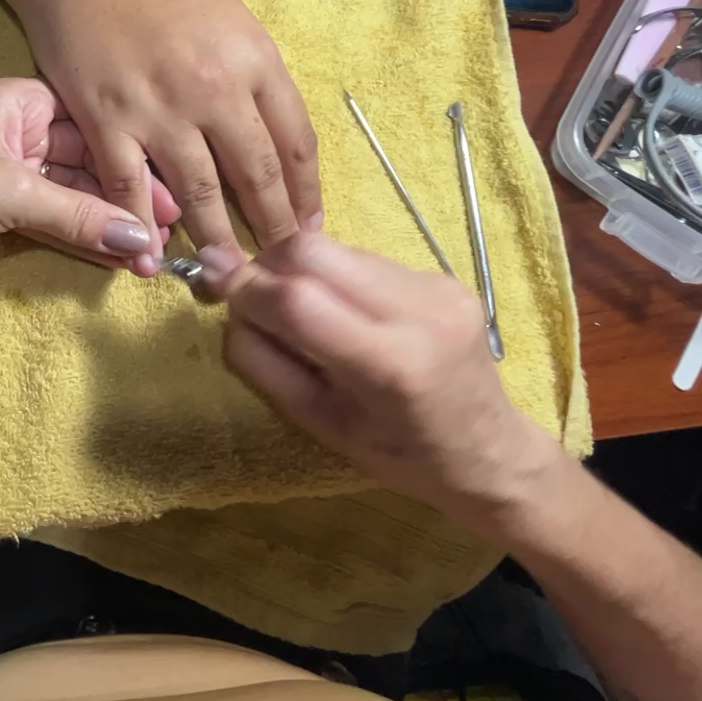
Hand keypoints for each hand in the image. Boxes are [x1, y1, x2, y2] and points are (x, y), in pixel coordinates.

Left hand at [0, 78, 181, 299]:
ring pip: (72, 194)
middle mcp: (18, 130)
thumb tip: (141, 240)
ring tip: (149, 255)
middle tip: (169, 234)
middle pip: (88, 162)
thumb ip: (76, 215)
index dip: (134, 159)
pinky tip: (113, 255)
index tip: (172, 197)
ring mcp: (9, 170)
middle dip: (126, 199)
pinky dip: (80, 236)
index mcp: (17, 102)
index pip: (93, 124)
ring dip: (107, 224)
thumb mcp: (6, 192)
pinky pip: (52, 217)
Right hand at [14, 0, 321, 267]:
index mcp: (253, 59)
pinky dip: (142, 227)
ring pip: (199, 193)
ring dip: (217, 239)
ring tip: (228, 272)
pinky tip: (152, 255)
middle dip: (272, 230)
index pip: (295, 144)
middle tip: (279, 267)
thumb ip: (252, 75)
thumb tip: (265, 132)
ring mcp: (158, 110)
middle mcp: (214, 90)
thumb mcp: (229, 17)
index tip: (309, 227)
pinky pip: (130, 189)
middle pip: (256, 176)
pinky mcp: (106, 123)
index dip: (306, 194)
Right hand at [201, 236, 565, 534]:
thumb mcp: (314, 422)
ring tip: (299, 309)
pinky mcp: (441, 273)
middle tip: (253, 296)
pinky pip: (358, 256)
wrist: (491, 453)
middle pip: (311, 251)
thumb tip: (226, 300)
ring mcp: (436, 285)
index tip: (210, 281)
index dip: (244, 286)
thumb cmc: (396, 453)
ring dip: (296, 269)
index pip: (297, 299)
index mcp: (390, 365)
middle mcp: (420, 311)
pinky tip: (339, 308)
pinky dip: (329, 275)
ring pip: (332, 246)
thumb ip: (261, 360)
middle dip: (266, 266)